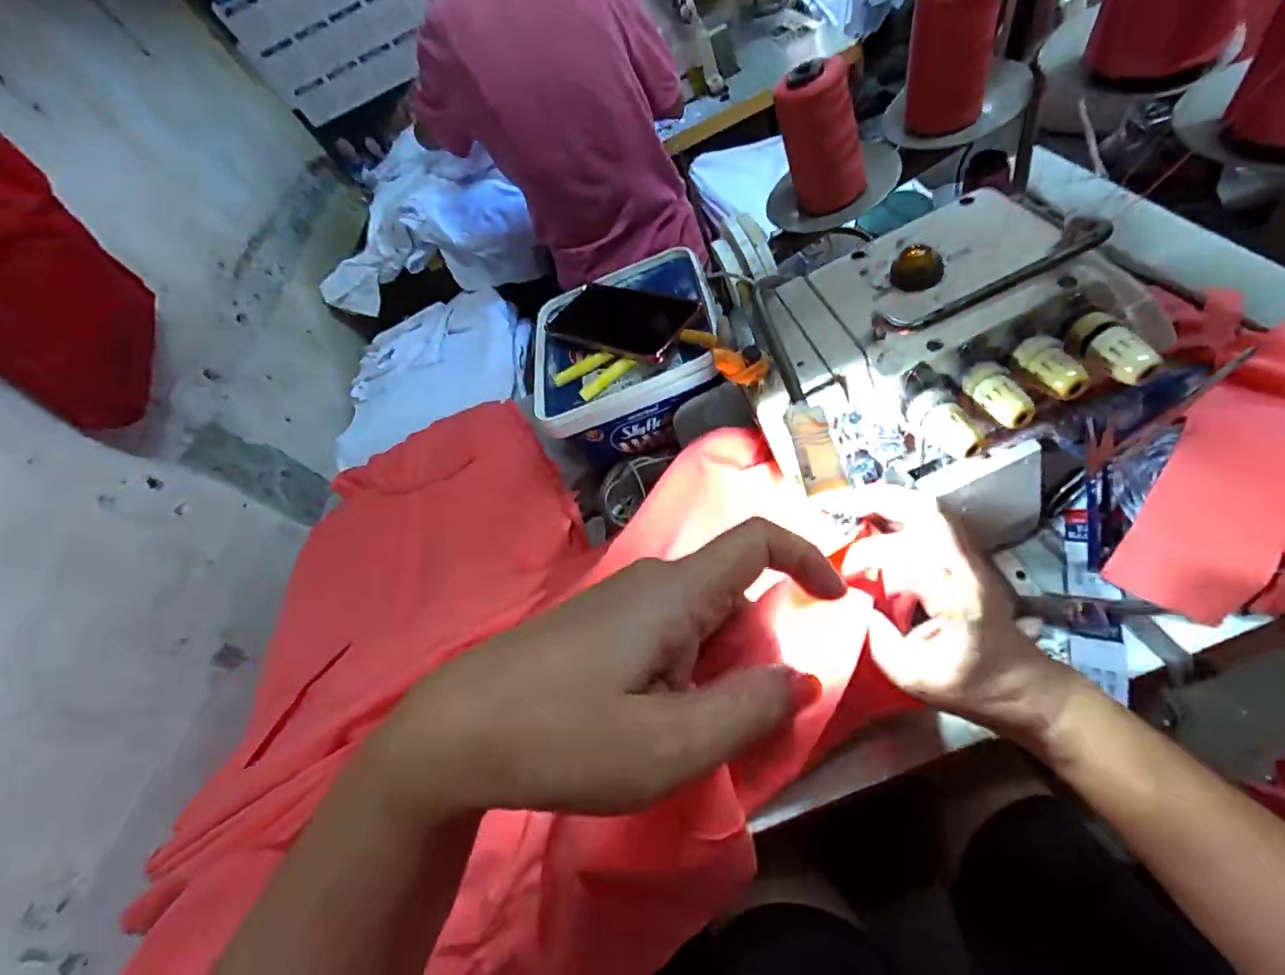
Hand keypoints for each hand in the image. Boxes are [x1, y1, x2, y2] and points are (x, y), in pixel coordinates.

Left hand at [359, 518, 843, 818]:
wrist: (450, 734)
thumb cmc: (561, 736)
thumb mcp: (667, 746)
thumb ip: (747, 712)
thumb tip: (802, 679)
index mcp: (675, 593)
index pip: (758, 539)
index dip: (807, 557)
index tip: (834, 601)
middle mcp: (653, 584)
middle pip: (734, 593)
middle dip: (760, 649)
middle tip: (746, 721)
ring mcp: (621, 603)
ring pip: (701, 622)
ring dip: (720, 670)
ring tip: (690, 734)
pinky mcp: (600, 628)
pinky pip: (669, 636)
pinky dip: (689, 673)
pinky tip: (655, 723)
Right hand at [824, 486, 1089, 745]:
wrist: (1019, 682)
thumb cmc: (972, 684)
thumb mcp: (916, 677)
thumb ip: (878, 642)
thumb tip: (852, 605)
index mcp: (956, 592)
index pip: (906, 553)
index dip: (866, 556)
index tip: (841, 575)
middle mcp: (964, 562)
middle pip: (922, 510)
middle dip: (875, 501)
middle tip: (835, 506)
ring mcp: (967, 553)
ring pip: (927, 507)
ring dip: (885, 501)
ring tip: (850, 507)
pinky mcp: (963, 554)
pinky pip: (929, 518)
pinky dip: (898, 511)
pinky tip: (873, 519)